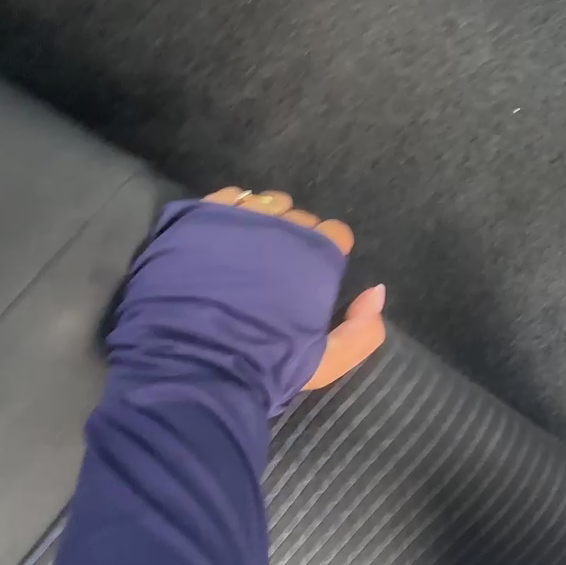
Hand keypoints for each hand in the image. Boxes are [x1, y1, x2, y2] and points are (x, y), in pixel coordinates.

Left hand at [202, 187, 386, 390]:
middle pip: (301, 217)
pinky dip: (232, 208)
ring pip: (267, 203)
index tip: (311, 273)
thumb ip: (364, 329)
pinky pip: (227, 197)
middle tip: (279, 267)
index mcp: (317, 257)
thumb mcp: (328, 362)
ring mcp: (240, 221)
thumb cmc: (263, 366)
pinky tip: (226, 229)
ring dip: (267, 219)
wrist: (188, 367)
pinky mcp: (200, 221)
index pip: (336, 233)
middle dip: (297, 236)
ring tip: (252, 244)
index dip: (327, 252)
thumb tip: (377, 291)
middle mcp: (284, 230)